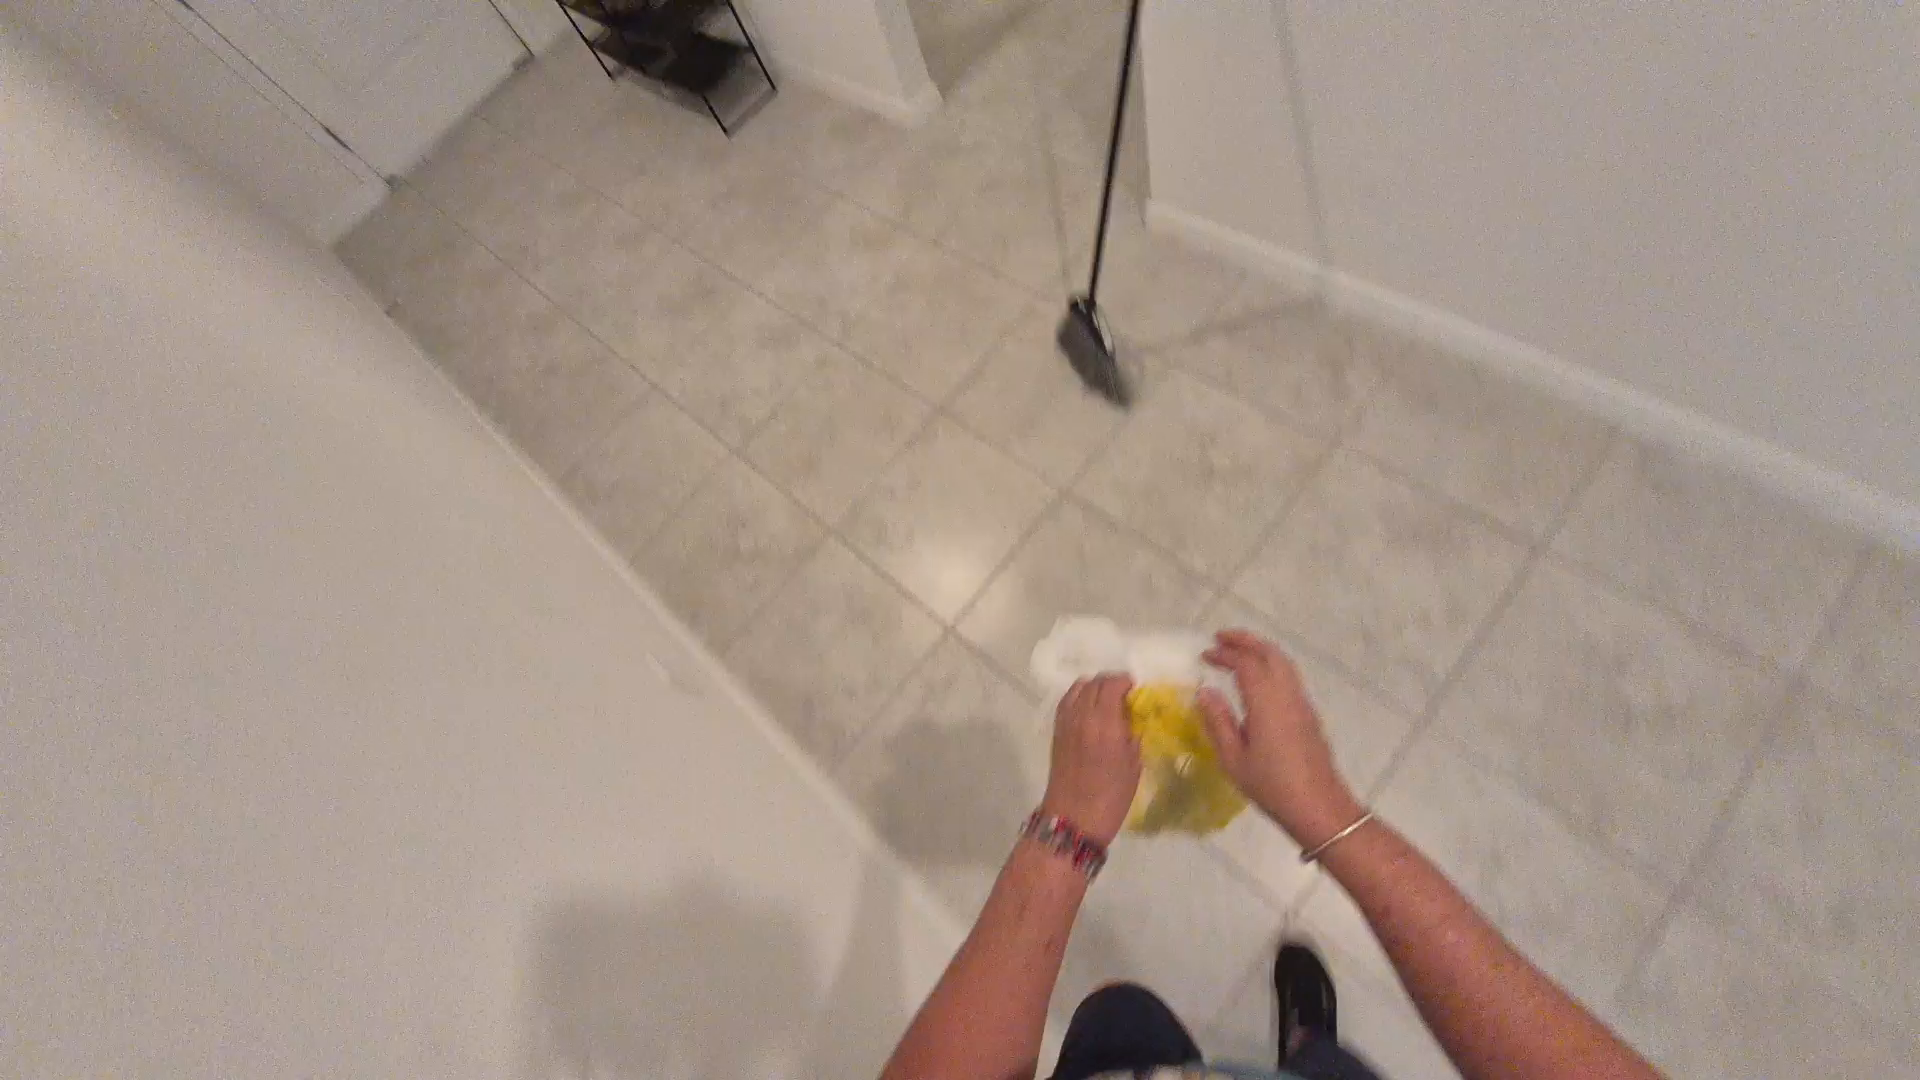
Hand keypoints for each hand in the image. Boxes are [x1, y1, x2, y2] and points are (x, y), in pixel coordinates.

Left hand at [1039, 673, 1139, 846]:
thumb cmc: (1111, 796)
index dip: (1124, 681)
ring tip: (1106, 699)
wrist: (1074, 817)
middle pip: (1094, 682)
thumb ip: (1133, 734)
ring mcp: (1066, 721)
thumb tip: (1132, 718)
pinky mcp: (1057, 730)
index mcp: (1105, 724)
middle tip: (1124, 693)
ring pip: (1078, 688)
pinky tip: (1090, 708)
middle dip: (1110, 682)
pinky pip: (1067, 701)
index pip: (1111, 685)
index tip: (1135, 687)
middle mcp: (1082, 716)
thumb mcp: (1133, 765)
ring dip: (1094, 687)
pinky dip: (1079, 696)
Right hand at [1199, 630, 1363, 848]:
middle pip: (1270, 653)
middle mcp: (1288, 696)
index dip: (1224, 654)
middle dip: (1246, 640)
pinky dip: (1270, 666)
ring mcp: (1302, 705)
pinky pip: (1289, 677)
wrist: (1321, 809)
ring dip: (1260, 651)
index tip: (1204, 655)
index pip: (1246, 664)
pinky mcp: (1309, 716)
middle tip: (1221, 638)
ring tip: (1237, 652)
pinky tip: (1256, 680)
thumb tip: (1205, 691)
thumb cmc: (1273, 786)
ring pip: (1284, 663)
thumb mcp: (1234, 759)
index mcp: (1267, 703)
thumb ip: (1218, 721)